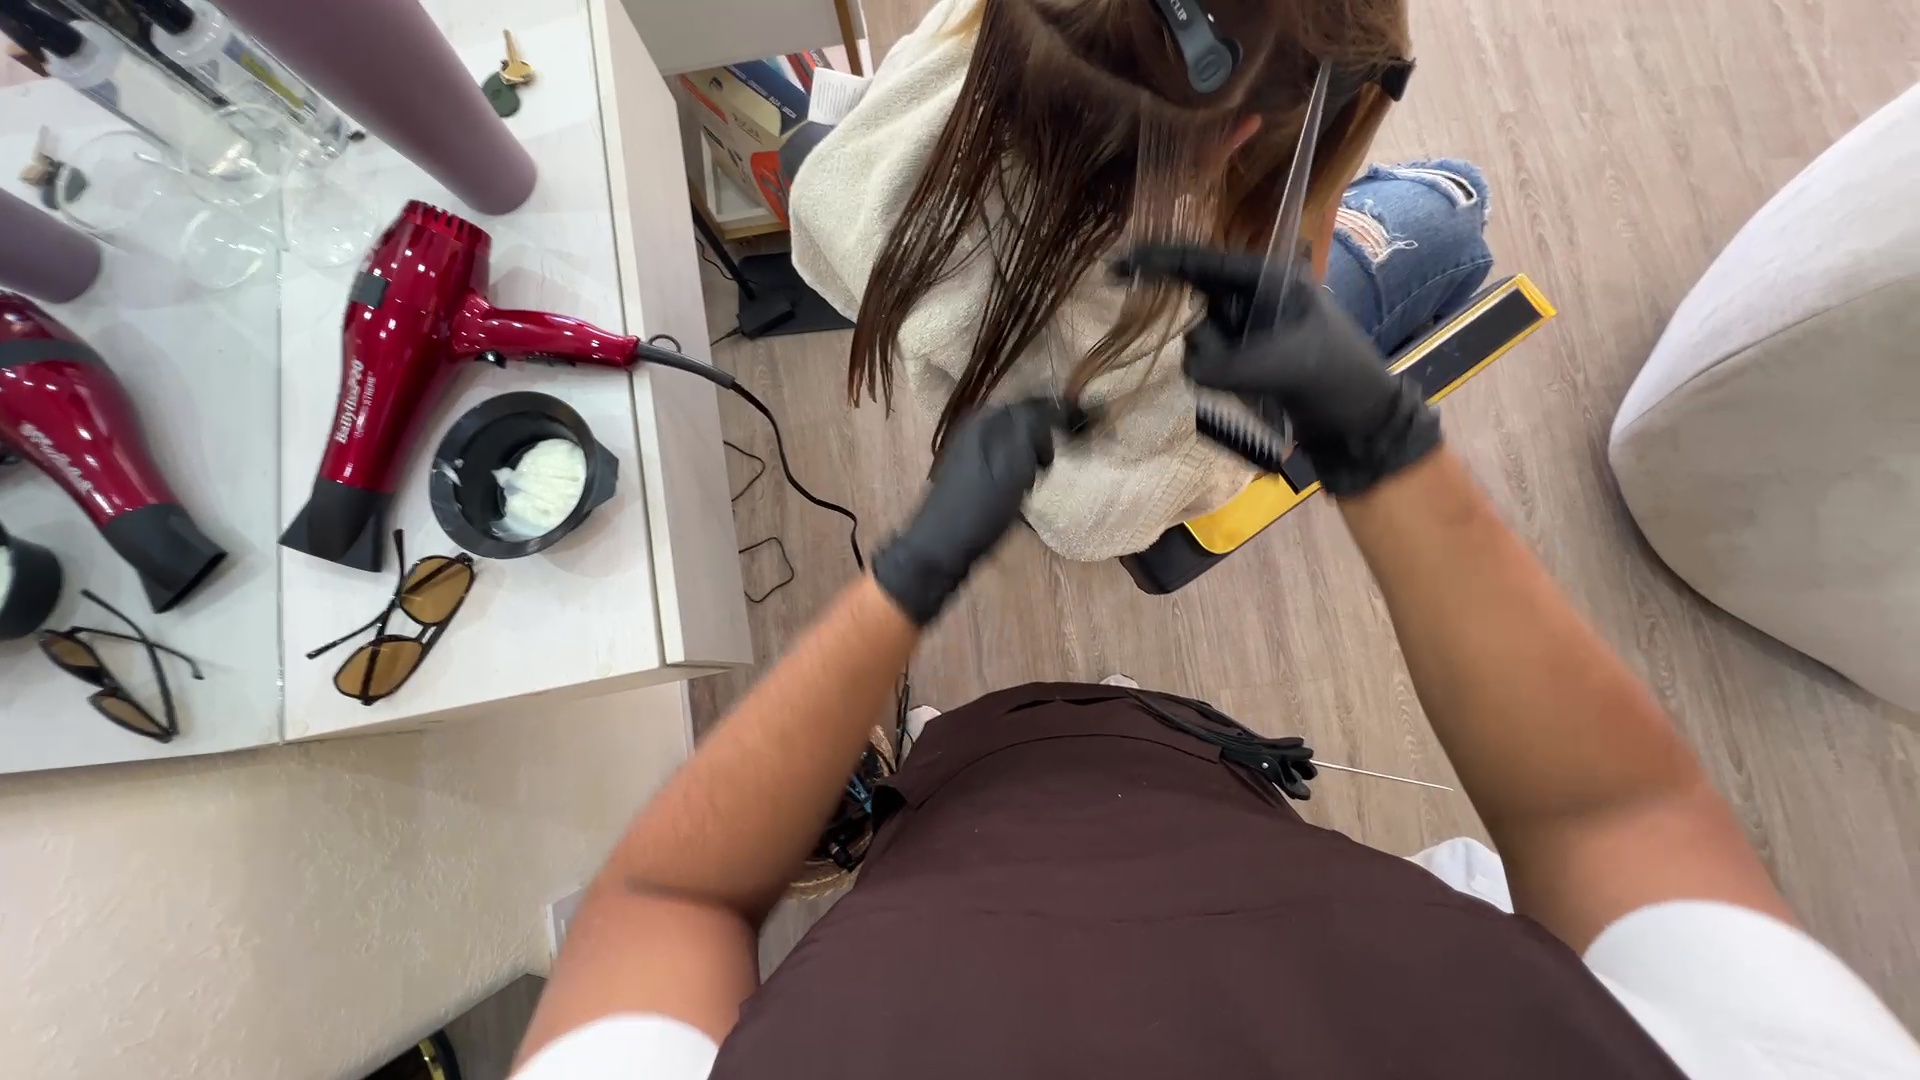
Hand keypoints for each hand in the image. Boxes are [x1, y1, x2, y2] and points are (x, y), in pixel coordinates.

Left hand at [873, 397, 1062, 624]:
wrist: (938, 550)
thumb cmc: (979, 511)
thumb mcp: (1013, 468)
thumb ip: (1031, 430)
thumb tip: (1053, 408)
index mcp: (985, 423)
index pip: (1033, 404)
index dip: (1061, 412)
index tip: (1086, 425)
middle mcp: (975, 430)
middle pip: (1022, 420)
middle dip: (1046, 433)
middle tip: (1061, 455)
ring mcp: (968, 452)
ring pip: (1013, 440)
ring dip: (1033, 451)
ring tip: (1042, 474)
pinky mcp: (968, 473)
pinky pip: (1003, 458)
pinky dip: (1019, 466)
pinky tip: (1022, 488)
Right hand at [1114, 244, 1441, 495]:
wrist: (1357, 421)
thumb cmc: (1333, 380)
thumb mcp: (1277, 369)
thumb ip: (1220, 365)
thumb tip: (1189, 364)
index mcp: (1269, 279)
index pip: (1202, 262)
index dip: (1157, 261)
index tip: (1116, 266)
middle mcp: (1252, 297)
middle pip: (1195, 304)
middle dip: (1206, 338)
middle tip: (1238, 365)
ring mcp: (1245, 327)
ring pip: (1198, 340)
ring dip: (1215, 365)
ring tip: (1258, 382)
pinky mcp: (1241, 356)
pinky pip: (1206, 362)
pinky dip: (1217, 379)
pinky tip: (1249, 389)